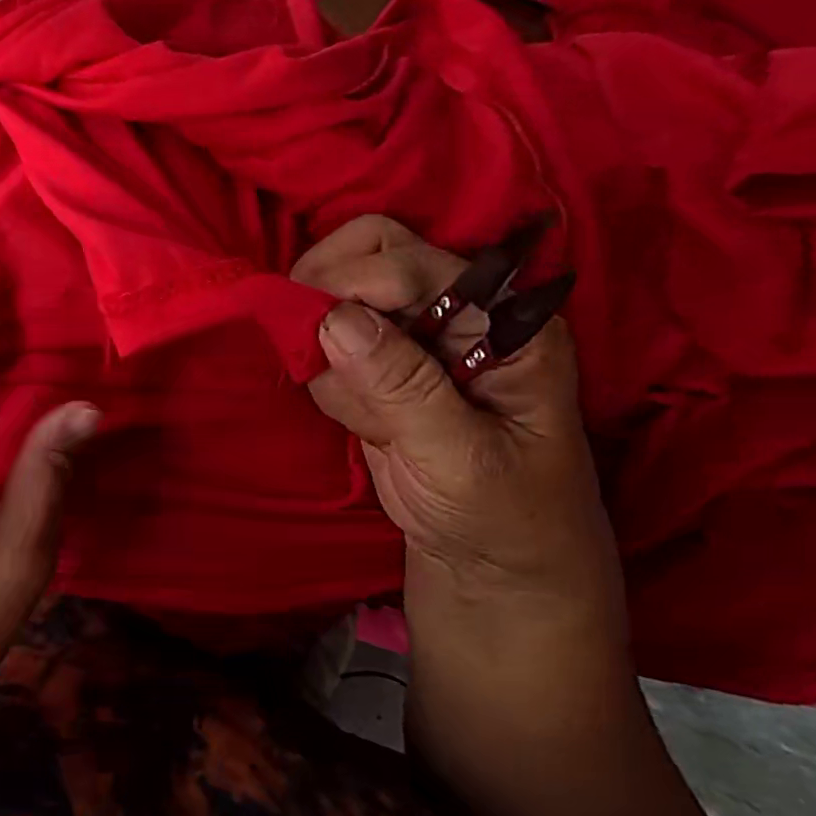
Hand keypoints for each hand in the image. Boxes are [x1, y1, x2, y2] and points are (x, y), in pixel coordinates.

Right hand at [291, 216, 615, 596]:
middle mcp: (459, 312)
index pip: (413, 262)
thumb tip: (332, 318)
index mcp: (504, 320)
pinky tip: (359, 420)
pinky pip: (324, 343)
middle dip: (327, 289)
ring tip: (362, 413)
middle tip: (309, 344)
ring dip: (323, 348)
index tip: (311, 330)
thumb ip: (402, 386)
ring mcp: (414, 336)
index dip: (354, 284)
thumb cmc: (505, 518)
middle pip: (373, 250)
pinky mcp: (377, 366)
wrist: (489, 566)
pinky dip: (321, 375)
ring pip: (335, 293)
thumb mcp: (462, 459)